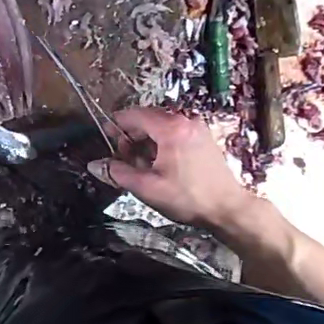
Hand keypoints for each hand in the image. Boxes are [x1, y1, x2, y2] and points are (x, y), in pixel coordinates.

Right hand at [86, 108, 254, 230]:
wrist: (227, 208)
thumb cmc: (187, 198)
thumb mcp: (148, 188)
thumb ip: (119, 173)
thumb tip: (96, 165)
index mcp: (171, 129)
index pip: (136, 114)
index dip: (117, 124)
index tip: (106, 136)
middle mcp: (186, 121)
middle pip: (149, 118)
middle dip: (131, 134)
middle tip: (122, 155)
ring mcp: (198, 128)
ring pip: (162, 126)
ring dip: (146, 139)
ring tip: (139, 163)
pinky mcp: (204, 139)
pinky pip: (176, 132)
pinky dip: (162, 142)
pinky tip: (158, 163)